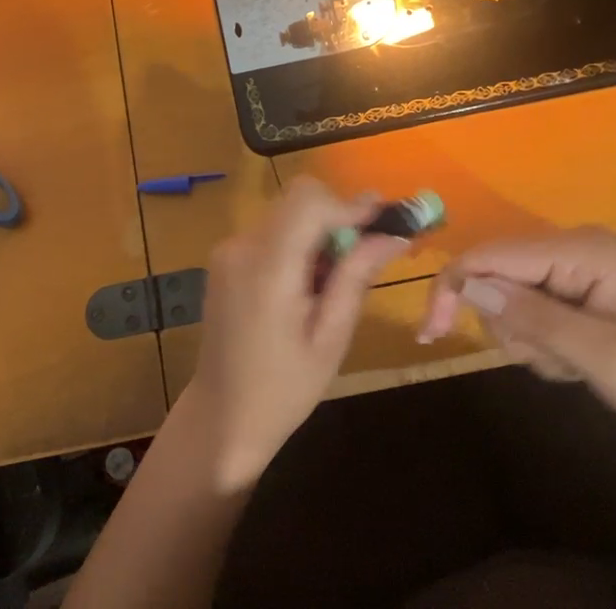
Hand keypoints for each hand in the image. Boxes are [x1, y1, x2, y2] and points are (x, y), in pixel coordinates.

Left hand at [182, 179, 408, 488]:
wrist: (222, 415)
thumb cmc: (284, 388)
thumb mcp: (331, 337)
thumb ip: (356, 276)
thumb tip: (393, 233)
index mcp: (268, 266)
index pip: (309, 200)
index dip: (350, 205)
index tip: (386, 223)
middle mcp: (241, 246)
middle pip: (298, 200)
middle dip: (337, 219)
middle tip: (368, 256)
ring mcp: (227, 250)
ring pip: (286, 213)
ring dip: (318, 233)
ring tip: (335, 281)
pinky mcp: (224, 259)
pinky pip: (271, 232)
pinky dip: (297, 244)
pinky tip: (308, 285)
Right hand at [416, 226, 615, 450]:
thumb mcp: (601, 356)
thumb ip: (531, 316)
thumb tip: (468, 281)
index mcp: (581, 250)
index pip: (488, 255)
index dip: (452, 290)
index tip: (431, 336)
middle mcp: (579, 248)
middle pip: (500, 276)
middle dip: (511, 327)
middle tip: (554, 365)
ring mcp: (589, 270)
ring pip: (519, 299)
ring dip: (533, 341)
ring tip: (578, 369)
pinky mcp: (596, 292)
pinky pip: (545, 310)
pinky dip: (552, 344)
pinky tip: (586, 365)